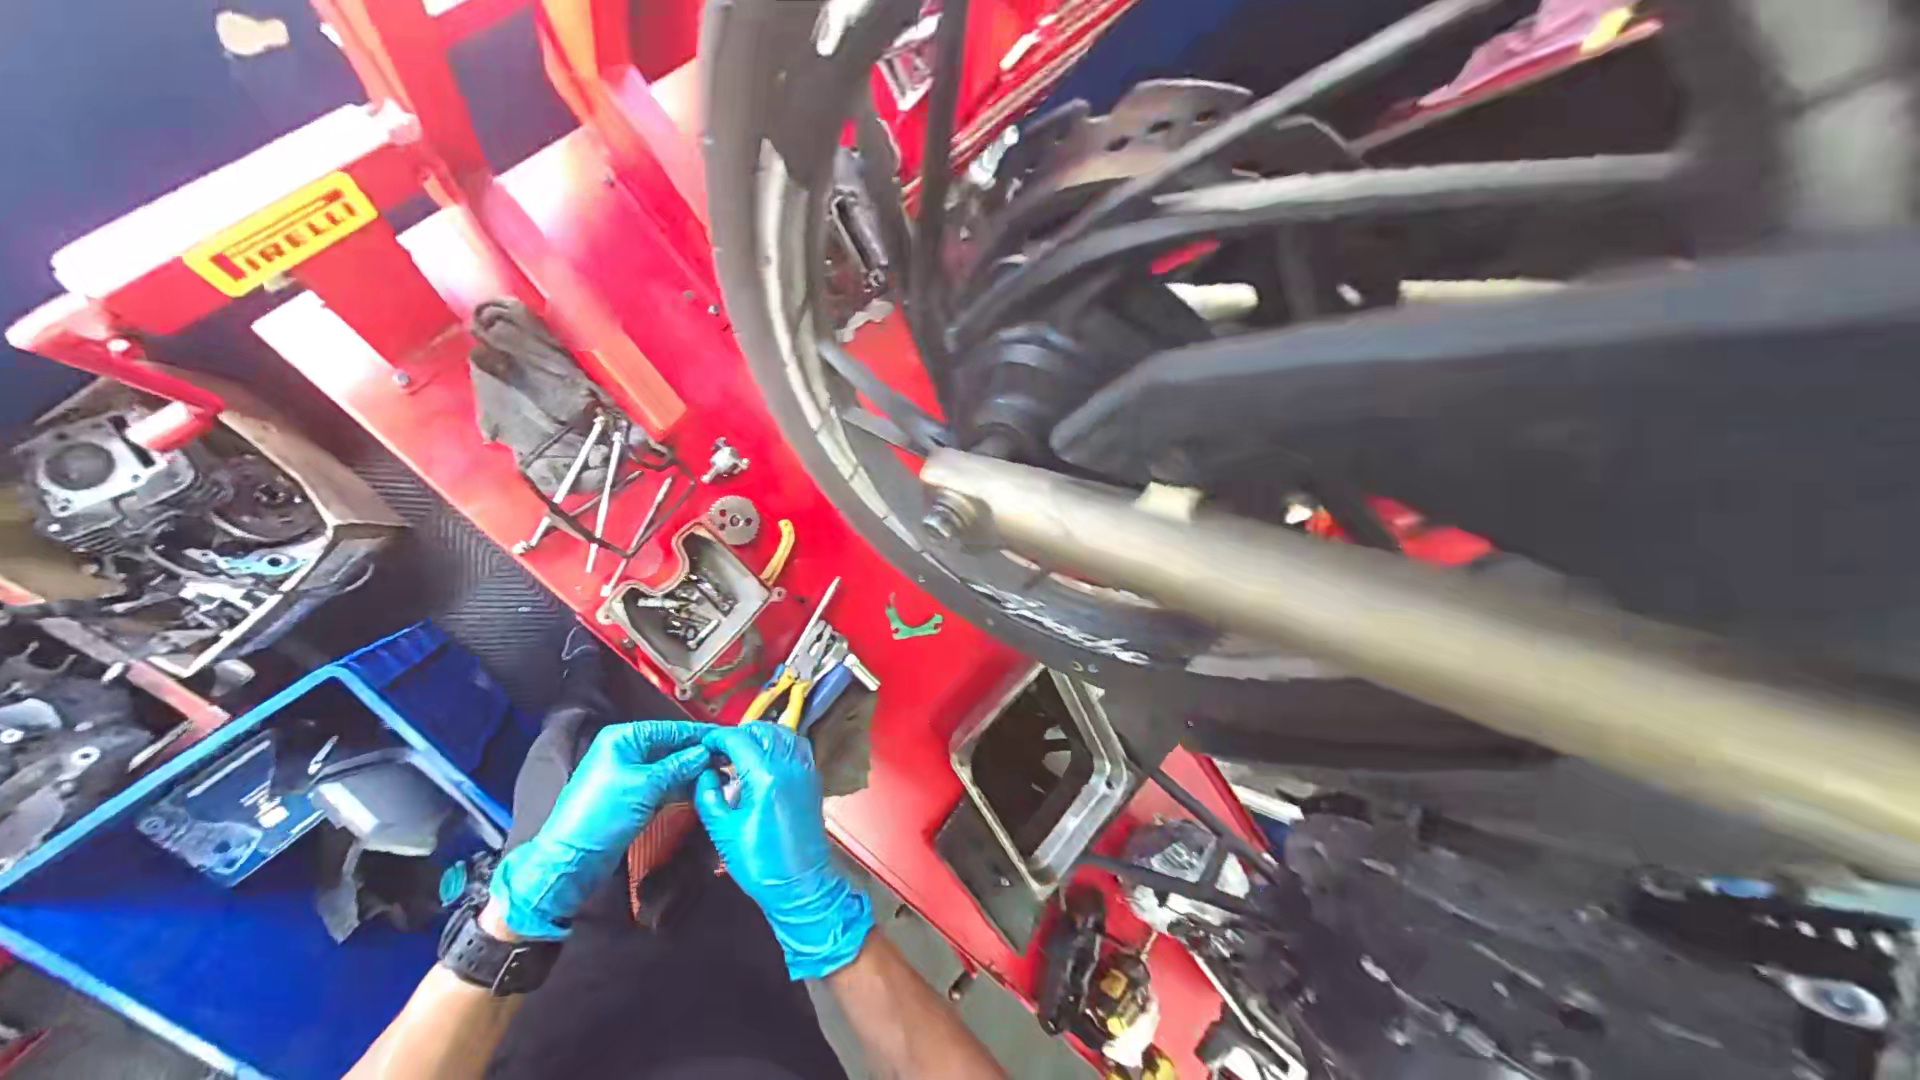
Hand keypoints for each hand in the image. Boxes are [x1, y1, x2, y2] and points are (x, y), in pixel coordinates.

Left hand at [489, 720, 713, 939]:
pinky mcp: (635, 796)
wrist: (571, 862)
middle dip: (699, 753)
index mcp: (623, 738)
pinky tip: (703, 788)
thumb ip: (679, 766)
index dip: (699, 734)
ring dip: (694, 771)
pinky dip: (683, 786)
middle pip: (672, 747)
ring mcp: (631, 775)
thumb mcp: (645, 786)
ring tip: (722, 773)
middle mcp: (627, 751)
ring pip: (671, 766)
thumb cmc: (601, 816)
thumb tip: (706, 752)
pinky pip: (665, 785)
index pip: (670, 729)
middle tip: (728, 757)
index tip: (726, 737)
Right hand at [695, 723, 873, 978]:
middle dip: (739, 734)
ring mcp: (805, 769)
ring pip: (782, 733)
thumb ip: (708, 796)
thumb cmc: (762, 863)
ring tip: (740, 752)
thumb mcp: (723, 831)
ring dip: (760, 735)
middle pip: (763, 730)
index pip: (739, 739)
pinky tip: (764, 758)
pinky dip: (779, 742)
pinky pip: (797, 745)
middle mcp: (789, 765)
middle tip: (720, 750)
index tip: (705, 744)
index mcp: (766, 776)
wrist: (801, 883)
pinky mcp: (812, 777)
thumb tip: (704, 772)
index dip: (718, 738)